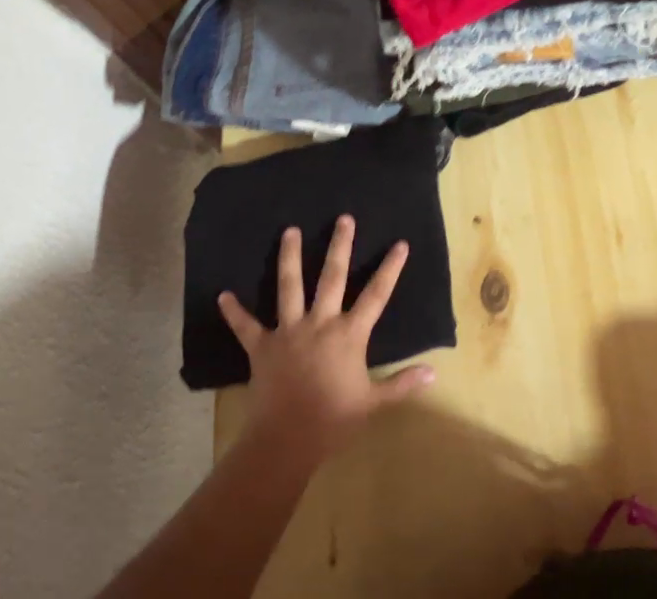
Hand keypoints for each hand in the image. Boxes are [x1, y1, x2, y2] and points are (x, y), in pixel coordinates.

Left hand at [218, 215, 434, 461]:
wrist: (288, 437)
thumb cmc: (334, 419)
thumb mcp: (374, 402)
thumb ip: (402, 384)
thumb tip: (434, 373)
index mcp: (349, 334)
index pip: (376, 295)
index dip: (390, 268)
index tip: (400, 243)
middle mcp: (320, 323)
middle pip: (332, 277)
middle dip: (340, 245)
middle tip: (343, 219)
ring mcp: (288, 331)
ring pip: (289, 286)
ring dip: (289, 257)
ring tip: (290, 231)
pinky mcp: (262, 346)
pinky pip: (245, 325)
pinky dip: (234, 311)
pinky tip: (222, 296)